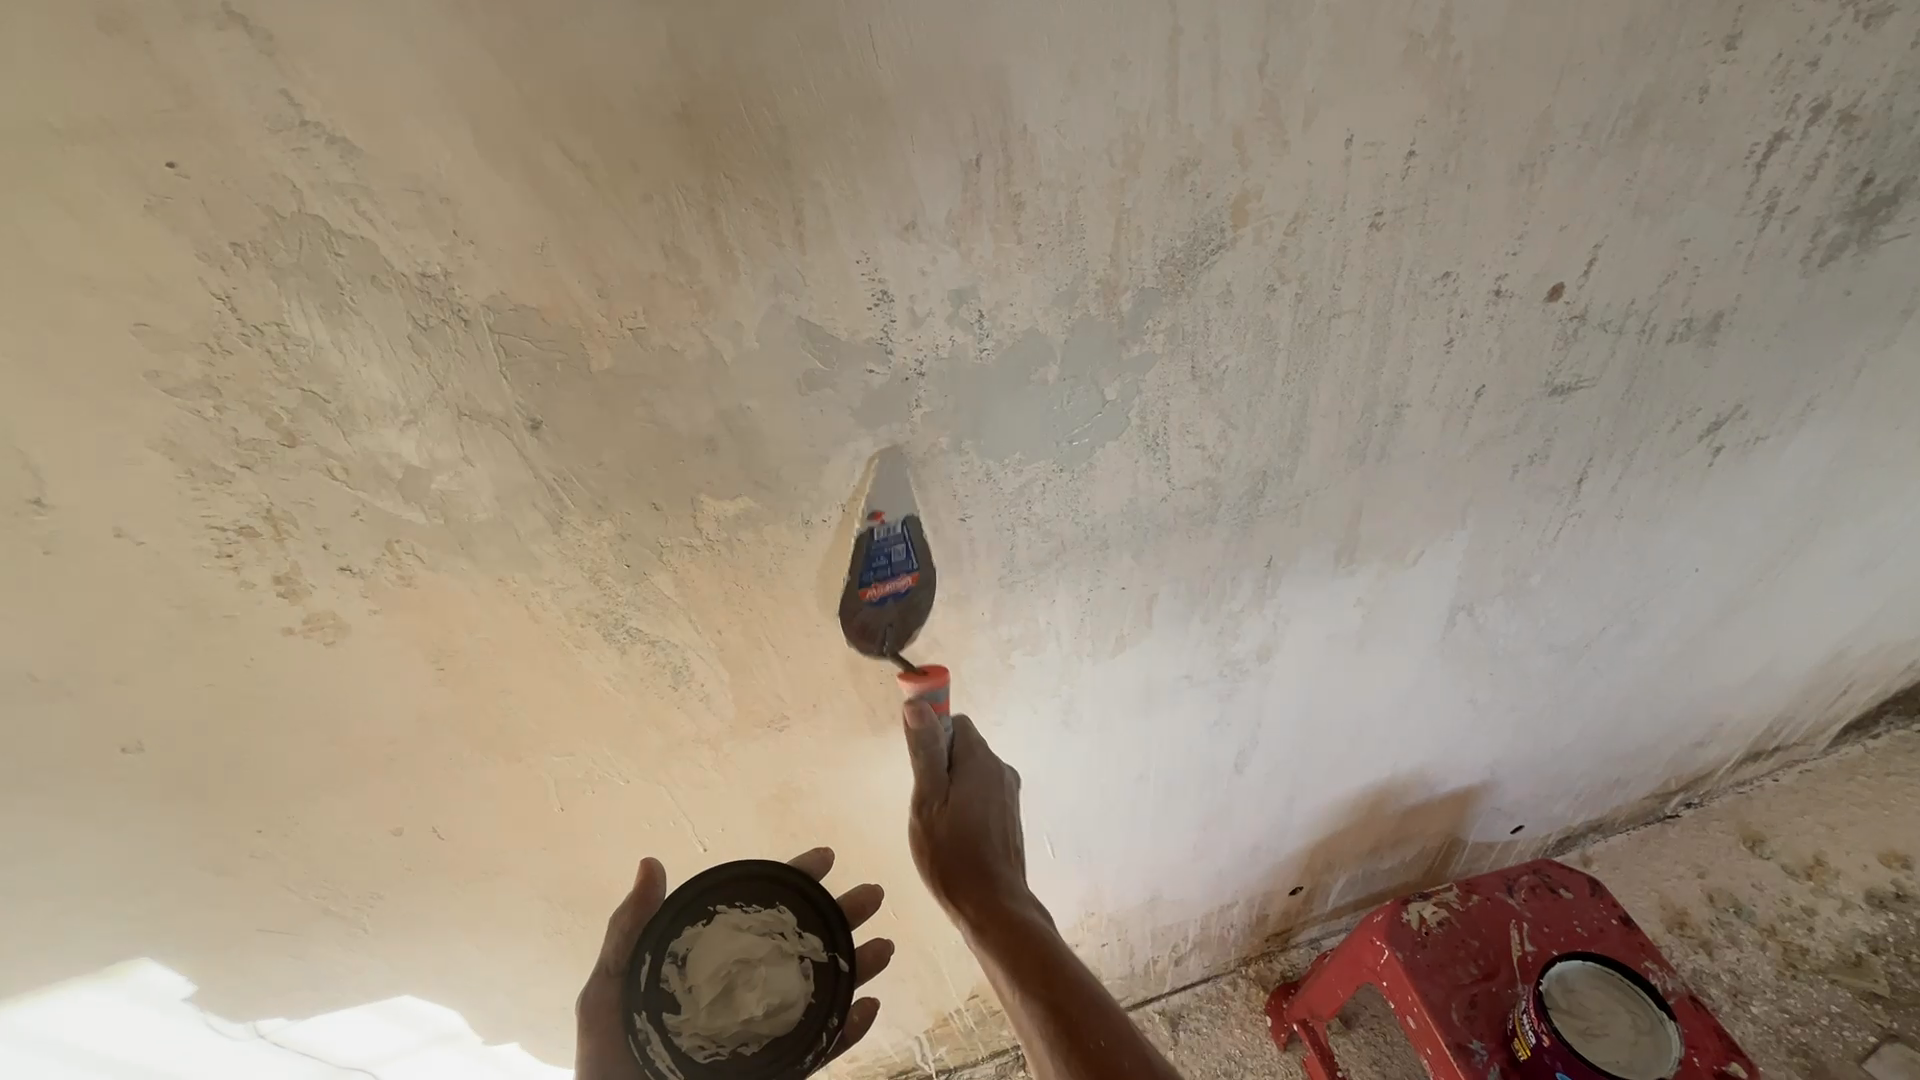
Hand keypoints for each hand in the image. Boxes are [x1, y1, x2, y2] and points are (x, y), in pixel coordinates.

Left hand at [575, 849, 894, 1079]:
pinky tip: (867, 1010)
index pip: (761, 912)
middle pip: (804, 946)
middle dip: (842, 916)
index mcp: (715, 964)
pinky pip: (821, 1052)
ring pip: (822, 993)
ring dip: (856, 968)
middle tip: (873, 894)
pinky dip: (849, 1033)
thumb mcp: (607, 992)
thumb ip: (629, 931)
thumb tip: (650, 863)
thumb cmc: (609, 1063)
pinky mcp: (780, 1073)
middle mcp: (747, 992)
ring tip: (885, 948)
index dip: (795, 880)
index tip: (826, 856)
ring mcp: (765, 1035)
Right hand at [901, 702, 1041, 929]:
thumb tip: (918, 704)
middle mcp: (1001, 769)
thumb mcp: (927, 800)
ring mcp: (1008, 794)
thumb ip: (925, 750)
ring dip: (952, 789)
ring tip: (938, 825)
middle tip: (925, 803)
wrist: (993, 907)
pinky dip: (965, 805)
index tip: (919, 766)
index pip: (955, 723)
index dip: (933, 736)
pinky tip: (955, 837)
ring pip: (971, 773)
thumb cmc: (952, 853)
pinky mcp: (1010, 816)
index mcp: (981, 760)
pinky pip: (981, 794)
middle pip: (963, 748)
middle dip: (940, 766)